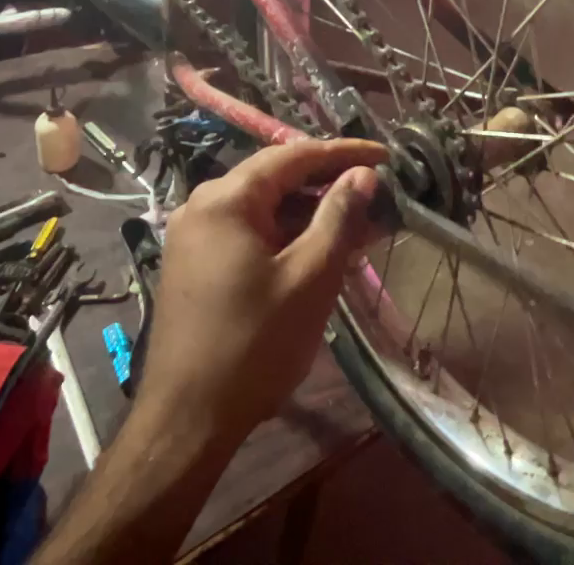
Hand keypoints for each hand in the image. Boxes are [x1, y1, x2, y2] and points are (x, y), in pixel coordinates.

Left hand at [140, 138, 387, 439]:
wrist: (187, 420)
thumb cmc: (254, 344)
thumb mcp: (310, 277)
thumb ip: (339, 217)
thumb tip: (364, 175)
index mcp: (225, 200)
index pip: (294, 155)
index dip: (344, 153)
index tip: (387, 157)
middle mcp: (202, 207)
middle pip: (276, 177)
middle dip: (329, 181)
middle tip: (376, 190)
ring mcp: (194, 236)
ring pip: (264, 207)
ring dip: (310, 211)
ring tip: (359, 221)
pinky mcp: (195, 264)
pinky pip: (249, 232)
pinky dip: (287, 233)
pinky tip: (320, 248)